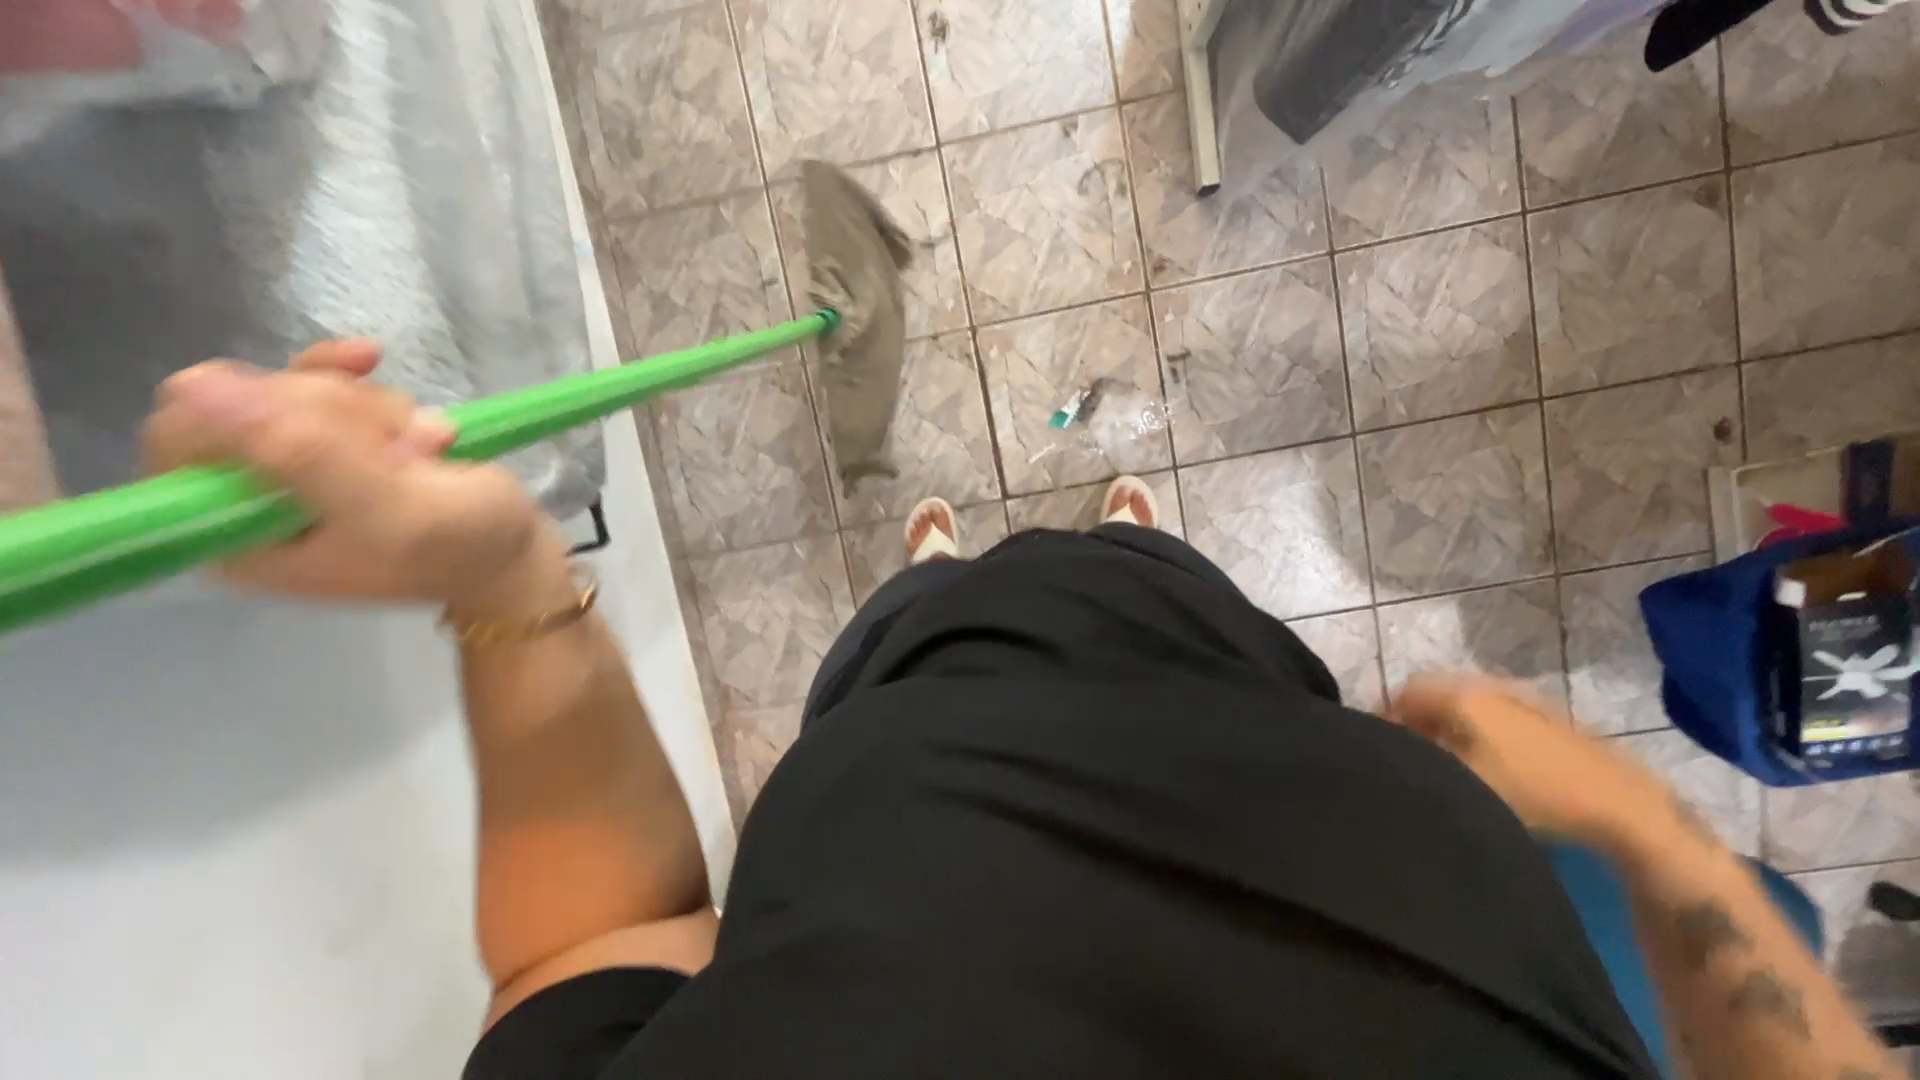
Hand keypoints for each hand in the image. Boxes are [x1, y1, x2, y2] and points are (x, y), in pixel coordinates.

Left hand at [142, 340, 558, 612]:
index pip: (182, 439)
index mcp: (235, 533)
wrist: (511, 553)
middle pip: (242, 402)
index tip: (337, 429)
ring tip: (422, 450)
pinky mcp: (331, 442)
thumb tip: (194, 386)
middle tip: (401, 453)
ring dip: (371, 410)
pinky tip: (377, 365)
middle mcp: (248, 496)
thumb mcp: (387, 508)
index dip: (259, 416)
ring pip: (293, 389)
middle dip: (336, 415)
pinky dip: (357, 378)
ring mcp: (290, 466)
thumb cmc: (458, 546)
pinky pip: (316, 380)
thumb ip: (303, 455)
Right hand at [1389, 674, 1701, 853]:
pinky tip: (1488, 763)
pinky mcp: (1551, 719)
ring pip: (1468, 704)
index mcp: (1464, 694)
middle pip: (1437, 693)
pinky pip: (1496, 715)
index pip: (1405, 692)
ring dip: (1450, 726)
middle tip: (1412, 756)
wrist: (1623, 808)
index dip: (1387, 719)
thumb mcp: (1461, 781)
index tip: (1384, 751)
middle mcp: (1491, 686)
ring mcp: (1525, 699)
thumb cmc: (1532, 793)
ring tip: (1448, 763)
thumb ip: (1419, 759)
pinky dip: (1479, 731)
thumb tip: (1394, 749)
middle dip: (1417, 720)